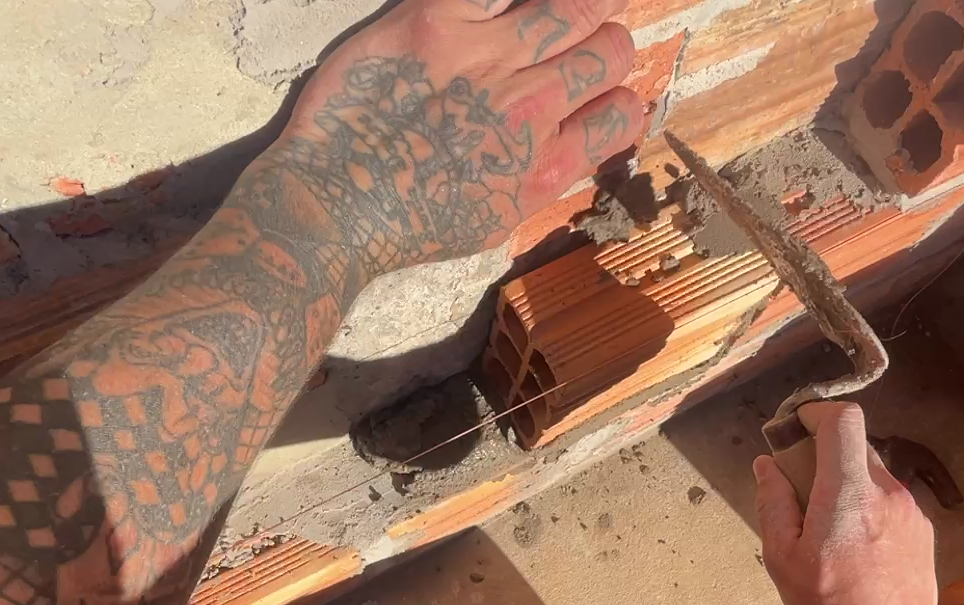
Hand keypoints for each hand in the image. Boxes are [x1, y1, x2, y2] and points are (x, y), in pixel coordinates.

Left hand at [266, 0, 643, 279]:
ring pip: (573, 3)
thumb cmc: (412, 224)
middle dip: (607, 44)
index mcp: (547, 167)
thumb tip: (568, 143)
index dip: (620, 99)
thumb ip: (538, 177)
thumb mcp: (494, 222)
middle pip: (611, 47)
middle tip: (582, 45)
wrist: (339, 206)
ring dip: (579, 5)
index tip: (602, 96)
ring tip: (561, 14)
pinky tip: (508, 11)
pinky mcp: (438, 18)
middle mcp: (533, 108)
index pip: (624, 112)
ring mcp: (489, 57)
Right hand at [753, 402, 939, 604]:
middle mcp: (885, 490)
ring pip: (871, 473)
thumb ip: (773, 503)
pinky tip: (853, 546)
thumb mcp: (782, 558)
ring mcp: (909, 507)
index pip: (843, 420)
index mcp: (846, 493)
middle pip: (854, 445)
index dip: (816, 411)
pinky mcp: (922, 526)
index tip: (795, 426)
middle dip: (823, 455)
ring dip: (844, 482)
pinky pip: (887, 498)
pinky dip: (864, 504)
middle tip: (800, 490)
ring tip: (826, 527)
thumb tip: (766, 465)